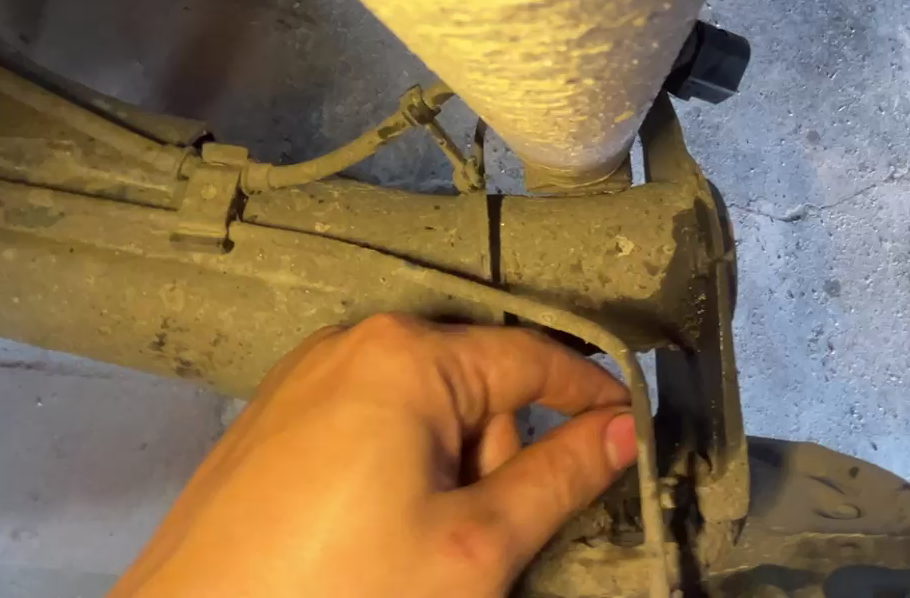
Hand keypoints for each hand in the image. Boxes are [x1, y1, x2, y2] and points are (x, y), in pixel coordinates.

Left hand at [110, 314, 639, 597]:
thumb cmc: (341, 597)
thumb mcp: (471, 547)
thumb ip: (558, 478)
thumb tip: (626, 429)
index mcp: (409, 352)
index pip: (530, 356)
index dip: (588, 390)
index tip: (632, 423)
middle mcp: (359, 337)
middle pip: (472, 385)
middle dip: (492, 457)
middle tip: (464, 541)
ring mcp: (310, 369)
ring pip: (423, 404)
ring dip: (444, 468)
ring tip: (405, 548)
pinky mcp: (278, 409)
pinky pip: (372, 414)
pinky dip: (399, 463)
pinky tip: (369, 530)